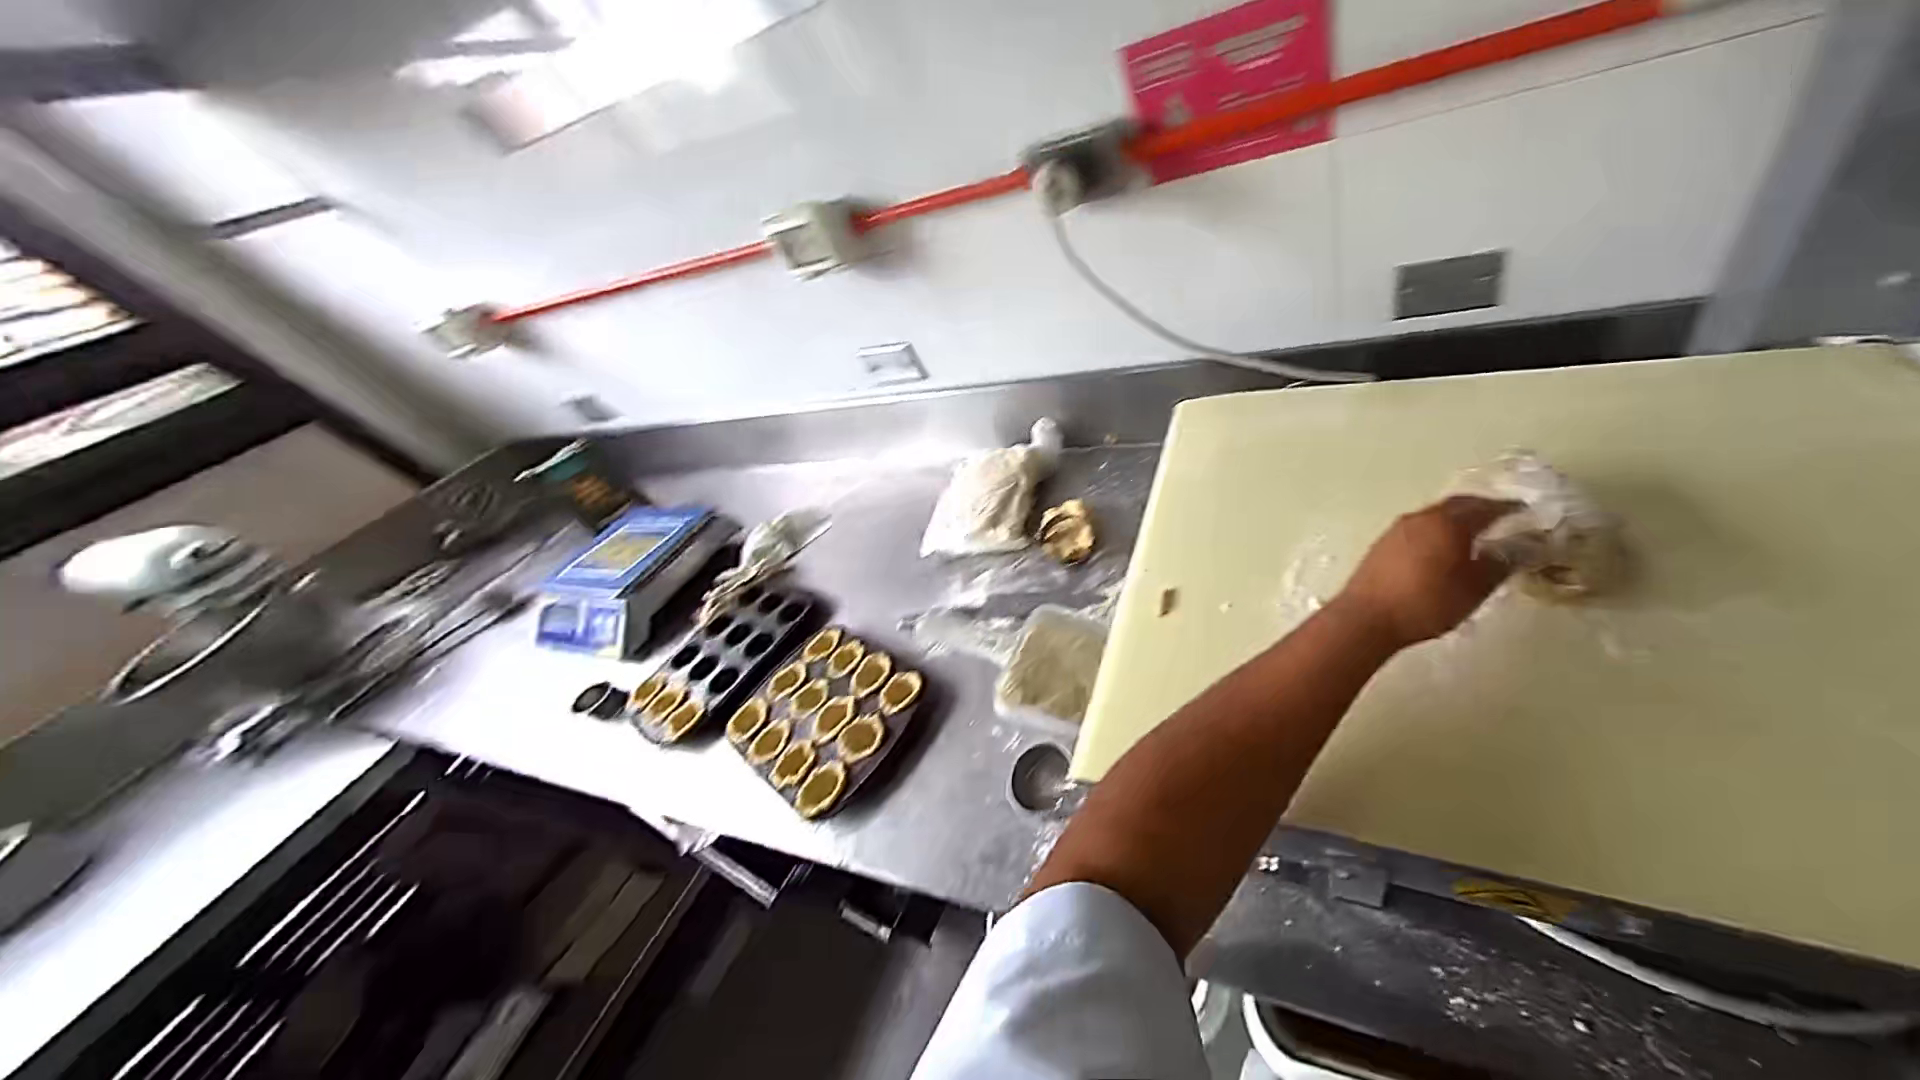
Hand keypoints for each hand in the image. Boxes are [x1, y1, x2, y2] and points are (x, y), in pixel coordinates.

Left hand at [1332, 496, 1518, 648]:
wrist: (1366, 617)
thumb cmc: (1426, 603)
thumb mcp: (1475, 588)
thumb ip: (1500, 564)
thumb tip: (1518, 548)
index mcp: (1446, 523)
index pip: (1485, 507)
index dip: (1508, 509)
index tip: (1525, 512)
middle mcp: (1419, 519)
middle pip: (1455, 505)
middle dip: (1480, 508)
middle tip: (1502, 517)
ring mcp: (1395, 530)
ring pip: (1433, 516)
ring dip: (1455, 519)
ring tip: (1475, 533)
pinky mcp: (1381, 545)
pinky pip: (1417, 529)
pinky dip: (1435, 531)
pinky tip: (1442, 547)